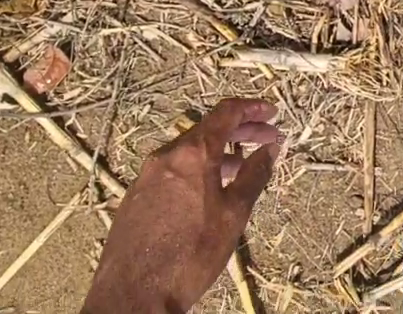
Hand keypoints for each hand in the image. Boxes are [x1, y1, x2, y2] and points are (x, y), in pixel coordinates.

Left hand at [81, 99, 281, 313]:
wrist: (130, 301)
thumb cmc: (189, 254)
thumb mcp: (234, 213)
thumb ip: (255, 173)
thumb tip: (270, 148)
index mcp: (192, 153)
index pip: (226, 112)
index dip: (253, 108)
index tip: (272, 113)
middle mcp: (166, 157)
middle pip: (209, 129)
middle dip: (242, 131)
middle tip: (268, 139)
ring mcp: (146, 178)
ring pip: (190, 151)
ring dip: (221, 152)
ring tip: (243, 166)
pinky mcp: (135, 199)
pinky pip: (174, 170)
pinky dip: (199, 168)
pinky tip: (211, 190)